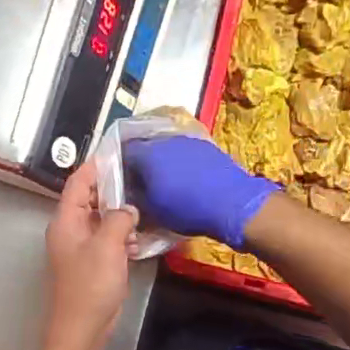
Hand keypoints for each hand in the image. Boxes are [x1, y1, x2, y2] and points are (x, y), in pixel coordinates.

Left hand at [41, 161, 137, 349]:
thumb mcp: (108, 246)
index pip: (77, 182)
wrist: (81, 330)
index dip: (97, 165)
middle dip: (113, 189)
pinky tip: (140, 237)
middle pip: (89, 199)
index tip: (120, 152)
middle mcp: (69, 231)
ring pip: (100, 221)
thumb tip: (128, 208)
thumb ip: (118, 218)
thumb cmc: (91, 286)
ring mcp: (79, 250)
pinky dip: (121, 236)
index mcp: (65, 221)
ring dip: (120, 214)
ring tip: (146, 204)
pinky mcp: (91, 267)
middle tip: (141, 177)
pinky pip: (106, 241)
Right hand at [123, 136, 277, 247]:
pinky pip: (181, 152)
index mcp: (147, 153)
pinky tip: (180, 180)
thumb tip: (128, 193)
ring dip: (158, 163)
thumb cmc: (187, 208)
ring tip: (159, 183)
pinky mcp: (205, 146)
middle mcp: (164, 139)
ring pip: (163, 148)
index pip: (121, 152)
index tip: (117, 182)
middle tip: (136, 184)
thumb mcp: (153, 210)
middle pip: (142, 147)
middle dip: (137, 164)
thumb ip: (135, 198)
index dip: (116, 168)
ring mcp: (187, 140)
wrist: (233, 203)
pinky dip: (176, 163)